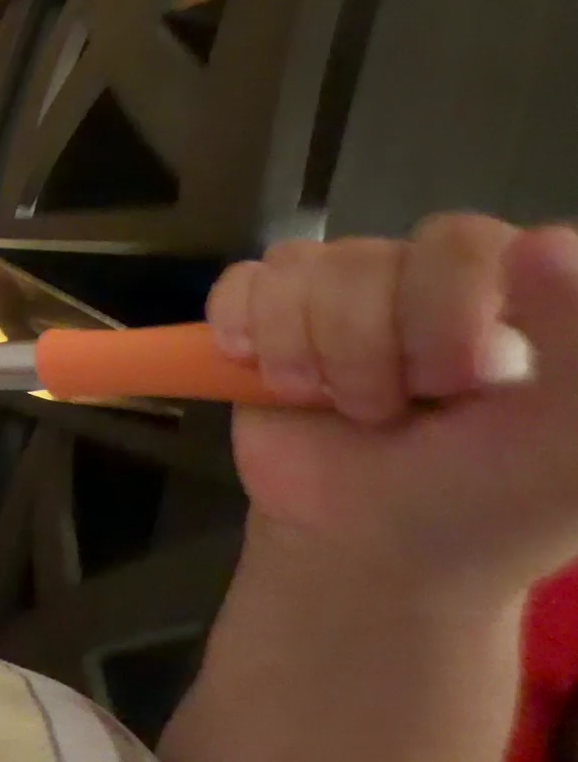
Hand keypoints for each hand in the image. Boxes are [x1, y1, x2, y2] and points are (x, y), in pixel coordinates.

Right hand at [206, 214, 577, 602]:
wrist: (354, 542)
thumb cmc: (474, 501)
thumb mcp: (558, 445)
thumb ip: (577, 346)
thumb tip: (546, 240)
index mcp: (509, 301)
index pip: (461, 241)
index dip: (441, 305)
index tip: (452, 381)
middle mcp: (420, 283)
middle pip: (364, 256)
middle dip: (360, 344)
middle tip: (383, 407)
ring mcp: (335, 296)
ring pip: (296, 268)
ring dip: (298, 348)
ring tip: (322, 400)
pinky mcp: (262, 312)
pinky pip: (239, 280)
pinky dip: (239, 325)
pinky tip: (257, 368)